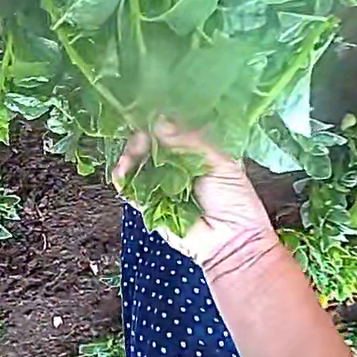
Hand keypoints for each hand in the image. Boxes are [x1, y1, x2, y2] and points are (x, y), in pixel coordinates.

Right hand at [114, 123, 280, 281]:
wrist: (233, 241)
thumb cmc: (235, 200)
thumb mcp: (220, 162)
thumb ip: (190, 142)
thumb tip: (161, 122)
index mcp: (193, 155)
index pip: (171, 134)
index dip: (160, 124)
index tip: (151, 115)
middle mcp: (174, 169)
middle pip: (149, 147)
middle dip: (142, 139)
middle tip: (141, 135)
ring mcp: (160, 187)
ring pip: (136, 166)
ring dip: (130, 155)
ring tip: (133, 151)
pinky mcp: (148, 207)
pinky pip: (130, 190)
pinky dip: (121, 179)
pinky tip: (121, 170)